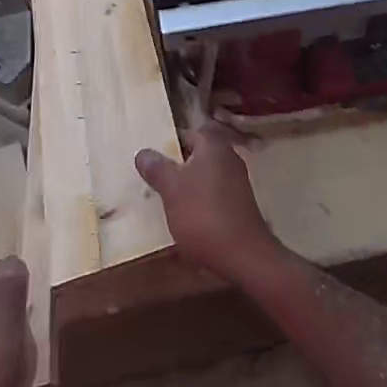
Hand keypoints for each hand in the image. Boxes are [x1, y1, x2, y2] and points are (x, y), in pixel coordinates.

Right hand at [135, 124, 285, 282]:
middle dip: (176, 165)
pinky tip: (183, 218)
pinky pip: (212, 196)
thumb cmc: (202, 214)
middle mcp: (229, 159)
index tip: (152, 154)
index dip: (171, 140)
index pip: (191, 132)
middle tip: (152, 177)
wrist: (242, 255)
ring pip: (204, 177)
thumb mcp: (171, 189)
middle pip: (197, 155)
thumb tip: (144, 152)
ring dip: (186, 186)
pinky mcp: (238, 206)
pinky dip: (198, 202)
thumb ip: (157, 168)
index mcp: (214, 147)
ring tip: (162, 199)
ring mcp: (236, 183)